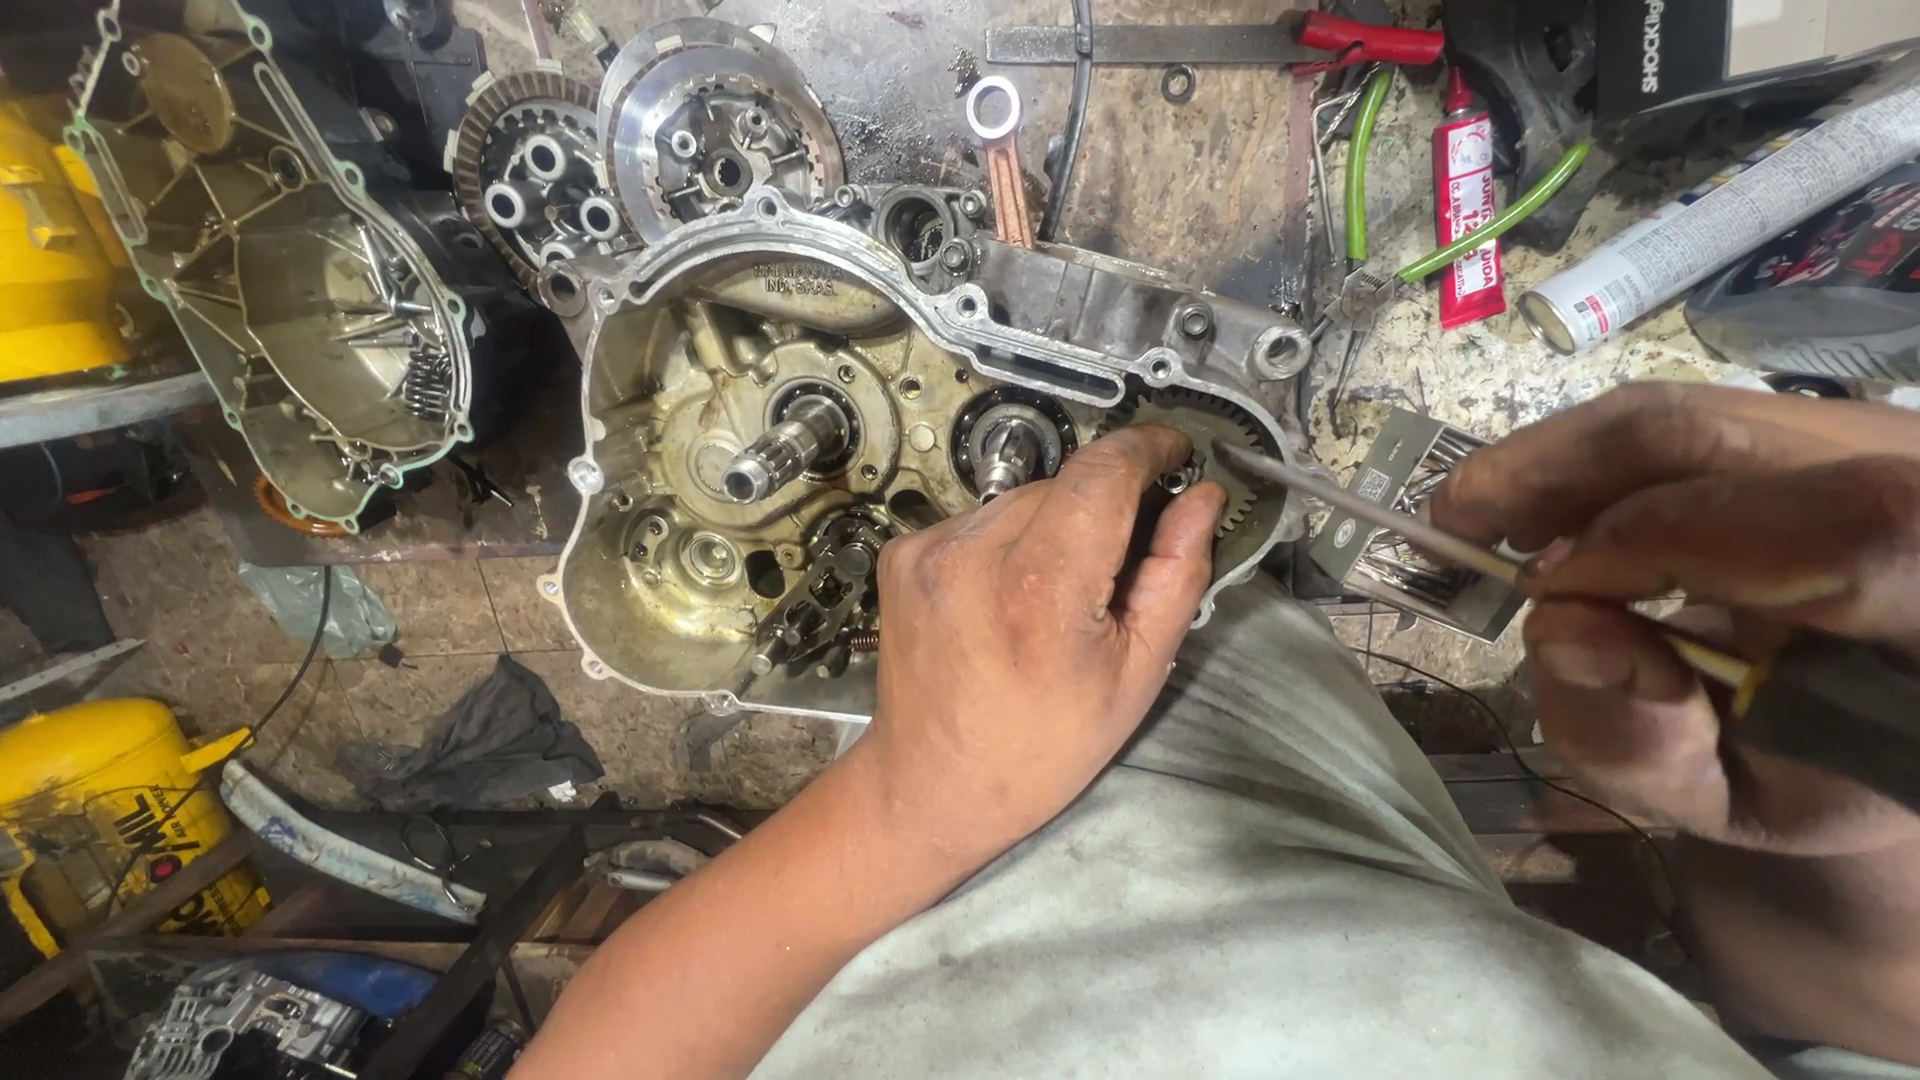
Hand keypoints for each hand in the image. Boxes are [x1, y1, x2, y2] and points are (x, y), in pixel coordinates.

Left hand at [847, 425, 1224, 862]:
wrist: (930, 783)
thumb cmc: (1043, 746)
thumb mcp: (1135, 674)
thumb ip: (1175, 575)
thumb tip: (1200, 499)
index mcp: (1041, 585)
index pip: (1103, 472)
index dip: (1148, 450)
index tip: (1176, 455)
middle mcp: (973, 551)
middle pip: (1064, 484)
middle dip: (1104, 506)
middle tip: (1118, 562)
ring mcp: (927, 548)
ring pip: (1021, 499)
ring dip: (1054, 524)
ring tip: (1054, 593)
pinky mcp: (902, 552)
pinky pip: (978, 521)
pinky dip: (1007, 541)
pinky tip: (1006, 595)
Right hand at [1430, 383, 1919, 854]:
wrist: (1872, 718)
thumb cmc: (1808, 778)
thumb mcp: (1718, 797)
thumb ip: (1636, 738)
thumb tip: (1557, 625)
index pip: (1840, 529)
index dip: (1656, 545)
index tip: (1541, 593)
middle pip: (1704, 436)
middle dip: (1546, 475)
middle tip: (1455, 528)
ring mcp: (1872, 441)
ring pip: (1672, 416)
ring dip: (1546, 464)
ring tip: (1489, 522)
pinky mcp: (1812, 429)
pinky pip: (1666, 422)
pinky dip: (1574, 462)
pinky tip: (1542, 513)